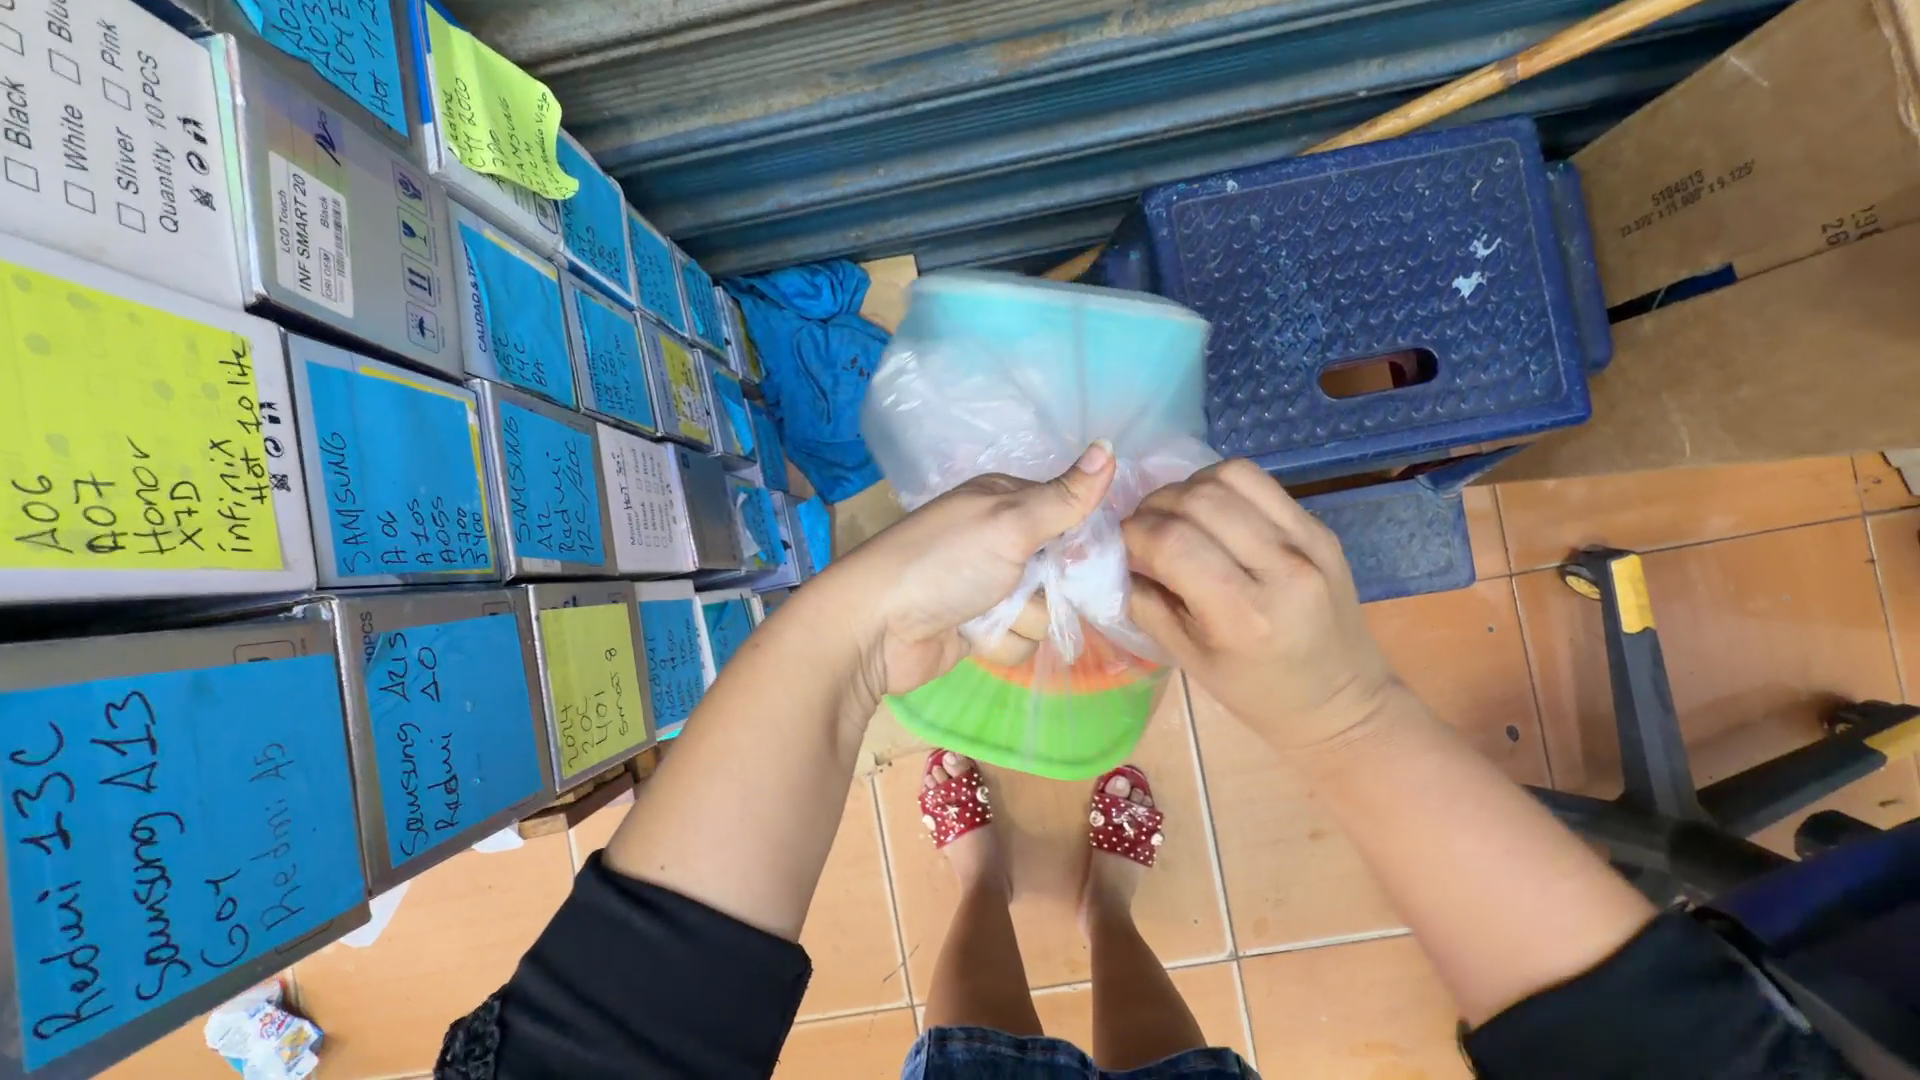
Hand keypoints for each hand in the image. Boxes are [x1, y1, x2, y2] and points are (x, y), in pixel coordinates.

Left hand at [827, 442, 1116, 696]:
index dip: (1080, 539)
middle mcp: (998, 541)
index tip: (1081, 555)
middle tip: (1027, 585)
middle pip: (1061, 568)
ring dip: (1020, 618)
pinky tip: (972, 636)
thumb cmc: (944, 562)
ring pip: (1044, 610)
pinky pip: (1018, 639)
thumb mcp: (1009, 522)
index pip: (1068, 514)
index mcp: (1004, 502)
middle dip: (1051, 587)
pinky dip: (999, 641)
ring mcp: (988, 588)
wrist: (876, 627)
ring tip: (983, 612)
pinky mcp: (979, 629)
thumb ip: (1064, 497)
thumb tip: (1110, 446)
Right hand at [1122, 460, 1397, 754]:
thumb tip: (1115, 556)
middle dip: (1154, 506)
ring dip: (1186, 488)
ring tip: (1174, 514)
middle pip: (1197, 500)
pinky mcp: (1319, 528)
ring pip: (1229, 477)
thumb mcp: (1188, 660)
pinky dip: (1219, 485)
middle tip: (1142, 528)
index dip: (1134, 533)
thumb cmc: (1256, 692)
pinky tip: (1209, 511)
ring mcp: (1308, 541)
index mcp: (1244, 615)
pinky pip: (1258, 482)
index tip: (1122, 545)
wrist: (1340, 698)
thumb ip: (1146, 603)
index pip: (1172, 543)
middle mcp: (1281, 569)